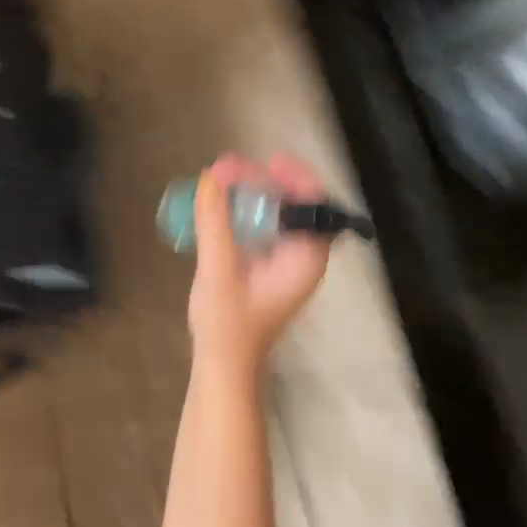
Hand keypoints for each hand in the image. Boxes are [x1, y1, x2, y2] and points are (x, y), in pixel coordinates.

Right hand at [186, 153, 332, 381]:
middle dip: (263, 182)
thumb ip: (215, 224)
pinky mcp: (265, 267)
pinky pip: (262, 228)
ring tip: (219, 179)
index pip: (316, 208)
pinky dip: (243, 211)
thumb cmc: (227, 324)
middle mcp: (301, 258)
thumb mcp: (218, 270)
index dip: (297, 179)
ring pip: (276, 215)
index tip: (269, 161)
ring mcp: (283, 263)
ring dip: (251, 194)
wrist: (222, 365)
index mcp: (304, 260)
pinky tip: (218, 204)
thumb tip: (211, 178)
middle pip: (294, 206)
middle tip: (227, 168)